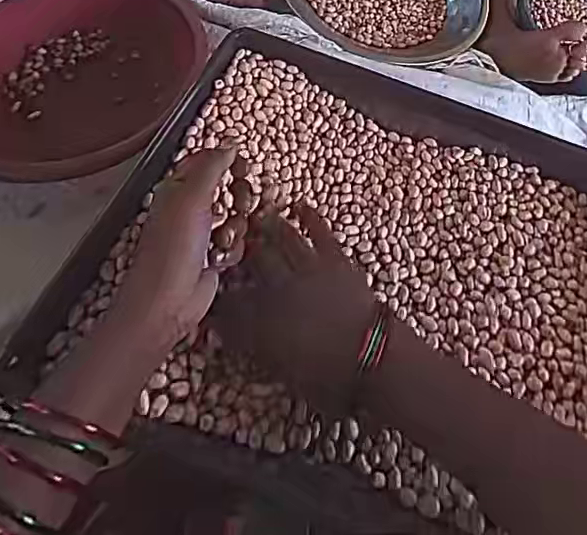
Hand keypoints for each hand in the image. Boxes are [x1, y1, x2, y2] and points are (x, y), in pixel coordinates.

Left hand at [107, 148, 248, 353]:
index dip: (227, 160)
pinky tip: (221, 258)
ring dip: (236, 226)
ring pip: (236, 214)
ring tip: (223, 239)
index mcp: (177, 187)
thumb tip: (230, 145)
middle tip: (240, 203)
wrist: (167, 304)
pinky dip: (233, 249)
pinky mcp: (213, 255)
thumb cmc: (171, 250)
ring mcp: (202, 231)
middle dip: (239, 195)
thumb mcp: (191, 198)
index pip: (207, 160)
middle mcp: (189, 206)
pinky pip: (236, 241)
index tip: (243, 167)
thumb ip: (212, 166)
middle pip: (227, 185)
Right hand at [211, 206, 377, 414]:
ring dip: (268, 227)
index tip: (211, 295)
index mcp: (265, 320)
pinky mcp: (335, 259)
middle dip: (240, 251)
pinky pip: (319, 232)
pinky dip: (309, 217)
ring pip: (283, 239)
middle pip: (255, 262)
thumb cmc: (331, 379)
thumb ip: (260, 352)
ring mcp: (309, 268)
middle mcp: (282, 287)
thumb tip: (240, 339)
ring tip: (257, 216)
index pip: (232, 306)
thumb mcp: (287, 375)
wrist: (374, 359)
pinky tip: (299, 206)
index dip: (220, 300)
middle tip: (231, 242)